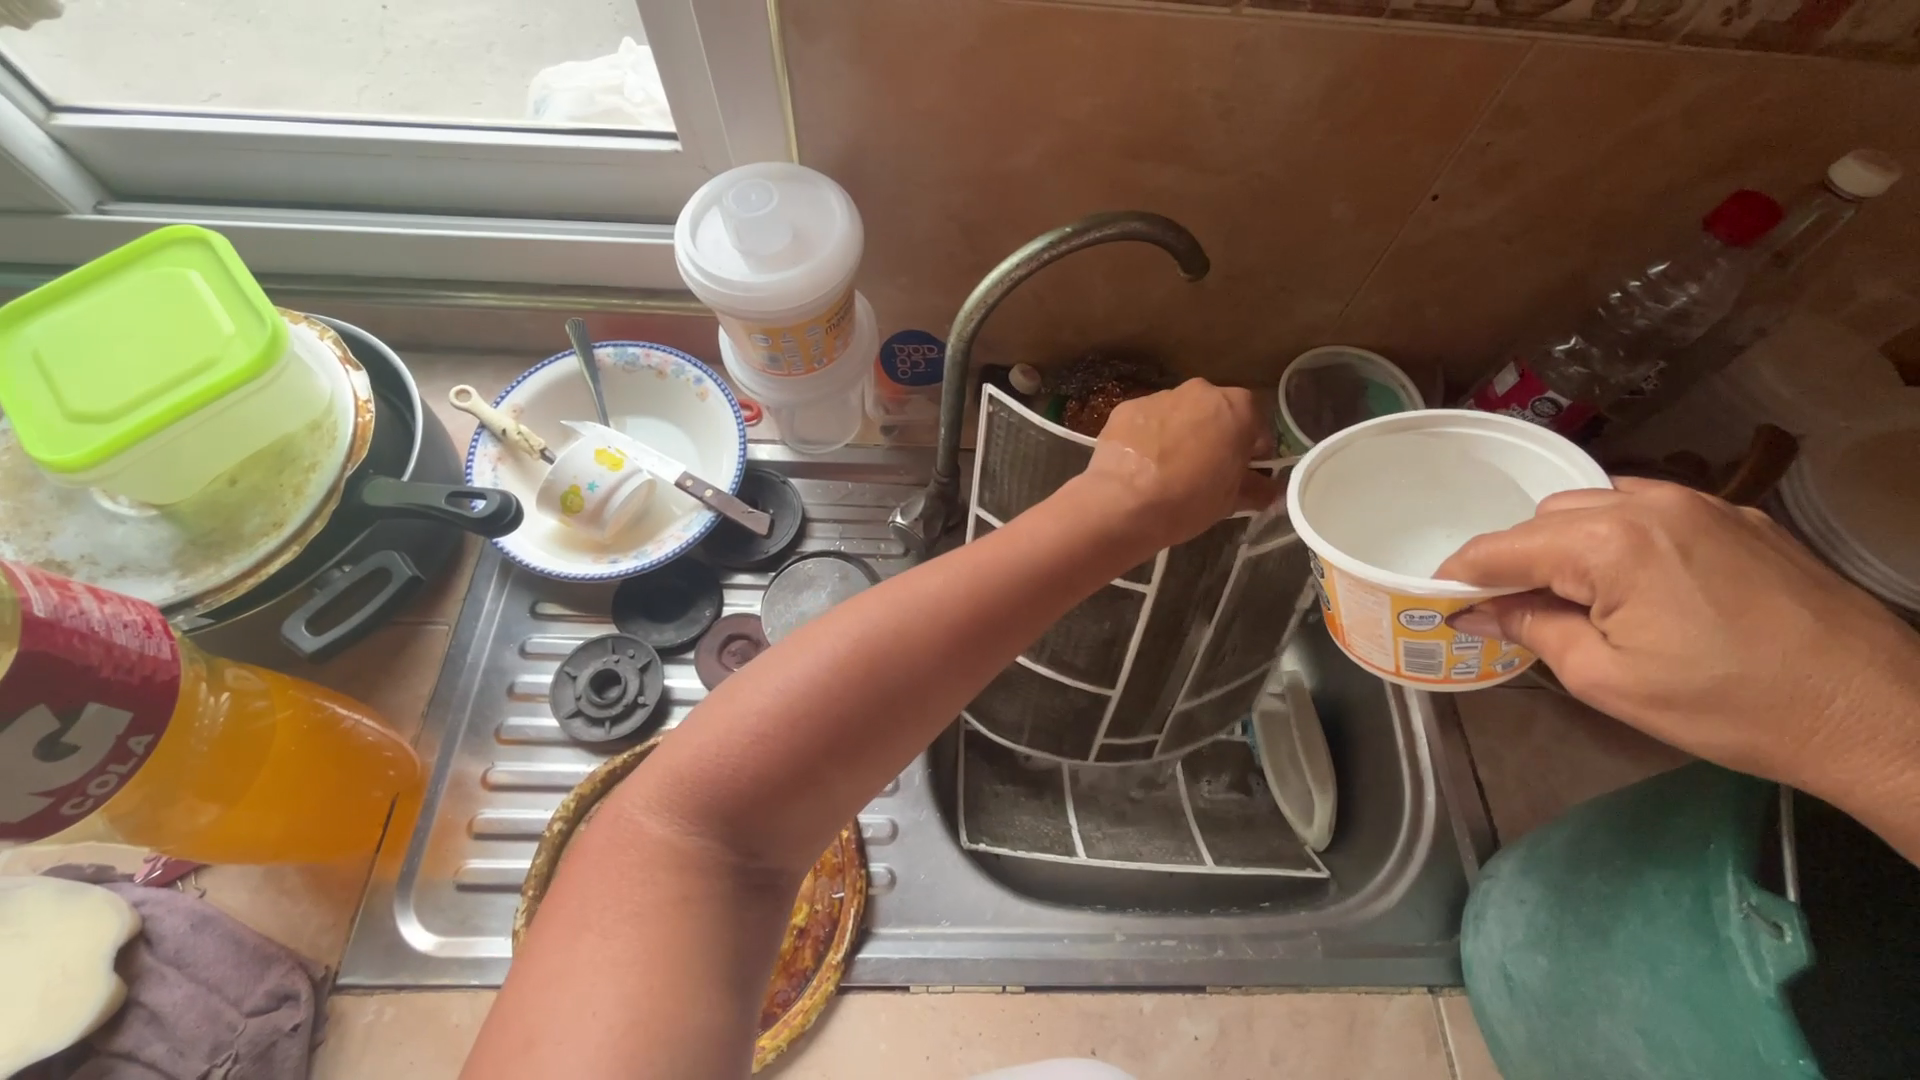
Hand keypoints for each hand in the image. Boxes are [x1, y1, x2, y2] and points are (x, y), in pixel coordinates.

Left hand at [1078, 378, 1278, 551]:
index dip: (1251, 449)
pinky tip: (1140, 466)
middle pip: (1215, 412)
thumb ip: (1257, 489)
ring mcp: (1159, 396)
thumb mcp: (1231, 501)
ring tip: (1167, 470)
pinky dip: (1147, 438)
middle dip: (1214, 436)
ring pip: (1178, 414)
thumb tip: (1270, 491)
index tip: (1243, 471)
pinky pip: (1146, 422)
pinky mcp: (1125, 408)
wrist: (1123, 504)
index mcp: (1237, 407)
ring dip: (1179, 434)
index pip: (1256, 423)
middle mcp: (1199, 391)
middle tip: (1204, 470)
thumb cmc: (1189, 500)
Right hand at [1437, 479, 1919, 804]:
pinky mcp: (1741, 519)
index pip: (1500, 547)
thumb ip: (1529, 629)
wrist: (1881, 715)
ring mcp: (1703, 506)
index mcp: (1609, 543)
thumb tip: (1474, 610)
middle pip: (1544, 520)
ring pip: (1594, 507)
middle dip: (1516, 561)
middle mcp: (1651, 505)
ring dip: (1565, 544)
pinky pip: (1649, 511)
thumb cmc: (1729, 705)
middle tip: (1512, 611)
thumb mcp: (1605, 679)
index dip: (1458, 575)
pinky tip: (1632, 583)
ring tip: (1573, 597)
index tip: (1437, 600)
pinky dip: (1616, 537)